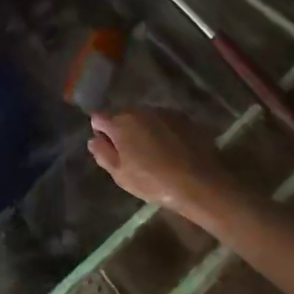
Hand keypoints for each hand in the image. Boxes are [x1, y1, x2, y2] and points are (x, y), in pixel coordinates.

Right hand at [88, 108, 239, 215]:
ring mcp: (162, 111)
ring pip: (144, 117)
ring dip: (144, 129)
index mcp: (120, 123)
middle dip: (123, 130)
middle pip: (122, 115)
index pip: (98, 117)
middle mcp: (139, 110)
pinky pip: (164, 120)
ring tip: (154, 153)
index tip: (109, 149)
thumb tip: (94, 140)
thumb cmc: (153, 181)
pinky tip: (172, 150)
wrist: (199, 183)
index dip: (101, 132)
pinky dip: (163, 130)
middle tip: (132, 154)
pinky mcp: (183, 117)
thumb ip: (103, 154)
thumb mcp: (121, 175)